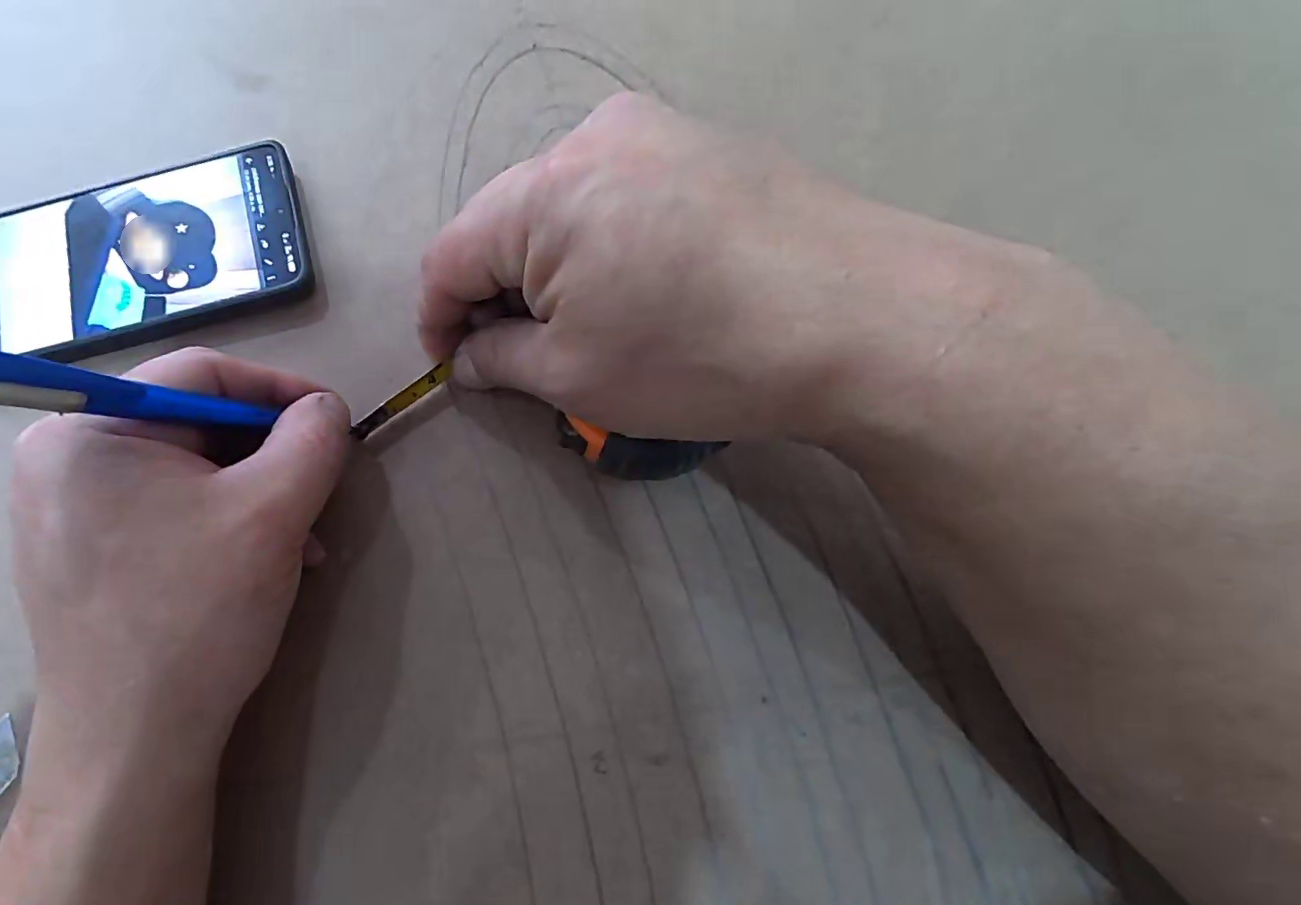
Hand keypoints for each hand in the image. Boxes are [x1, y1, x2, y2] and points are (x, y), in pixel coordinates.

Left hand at [9, 348, 348, 800]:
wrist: (132, 746)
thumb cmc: (194, 618)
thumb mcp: (270, 515)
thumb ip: (310, 442)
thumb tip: (325, 407)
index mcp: (85, 429)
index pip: (200, 375)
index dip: (278, 389)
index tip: (333, 417)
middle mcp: (59, 461)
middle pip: (191, 428)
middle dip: (268, 460)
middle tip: (318, 495)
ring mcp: (63, 514)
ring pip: (184, 477)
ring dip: (253, 501)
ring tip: (301, 546)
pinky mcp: (81, 559)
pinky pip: (165, 517)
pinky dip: (220, 530)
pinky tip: (258, 568)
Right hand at [418, 91, 1030, 445]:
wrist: (865, 322)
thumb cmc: (693, 358)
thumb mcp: (571, 376)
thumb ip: (497, 360)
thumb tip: (467, 359)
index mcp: (544, 192)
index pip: (448, 256)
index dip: (435, 319)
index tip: (450, 368)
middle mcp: (591, 139)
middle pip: (500, 225)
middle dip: (489, 297)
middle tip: (510, 358)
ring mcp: (654, 131)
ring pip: (556, 209)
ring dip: (541, 274)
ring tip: (571, 331)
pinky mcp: (701, 146)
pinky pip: (612, 196)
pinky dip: (592, 249)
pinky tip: (624, 293)